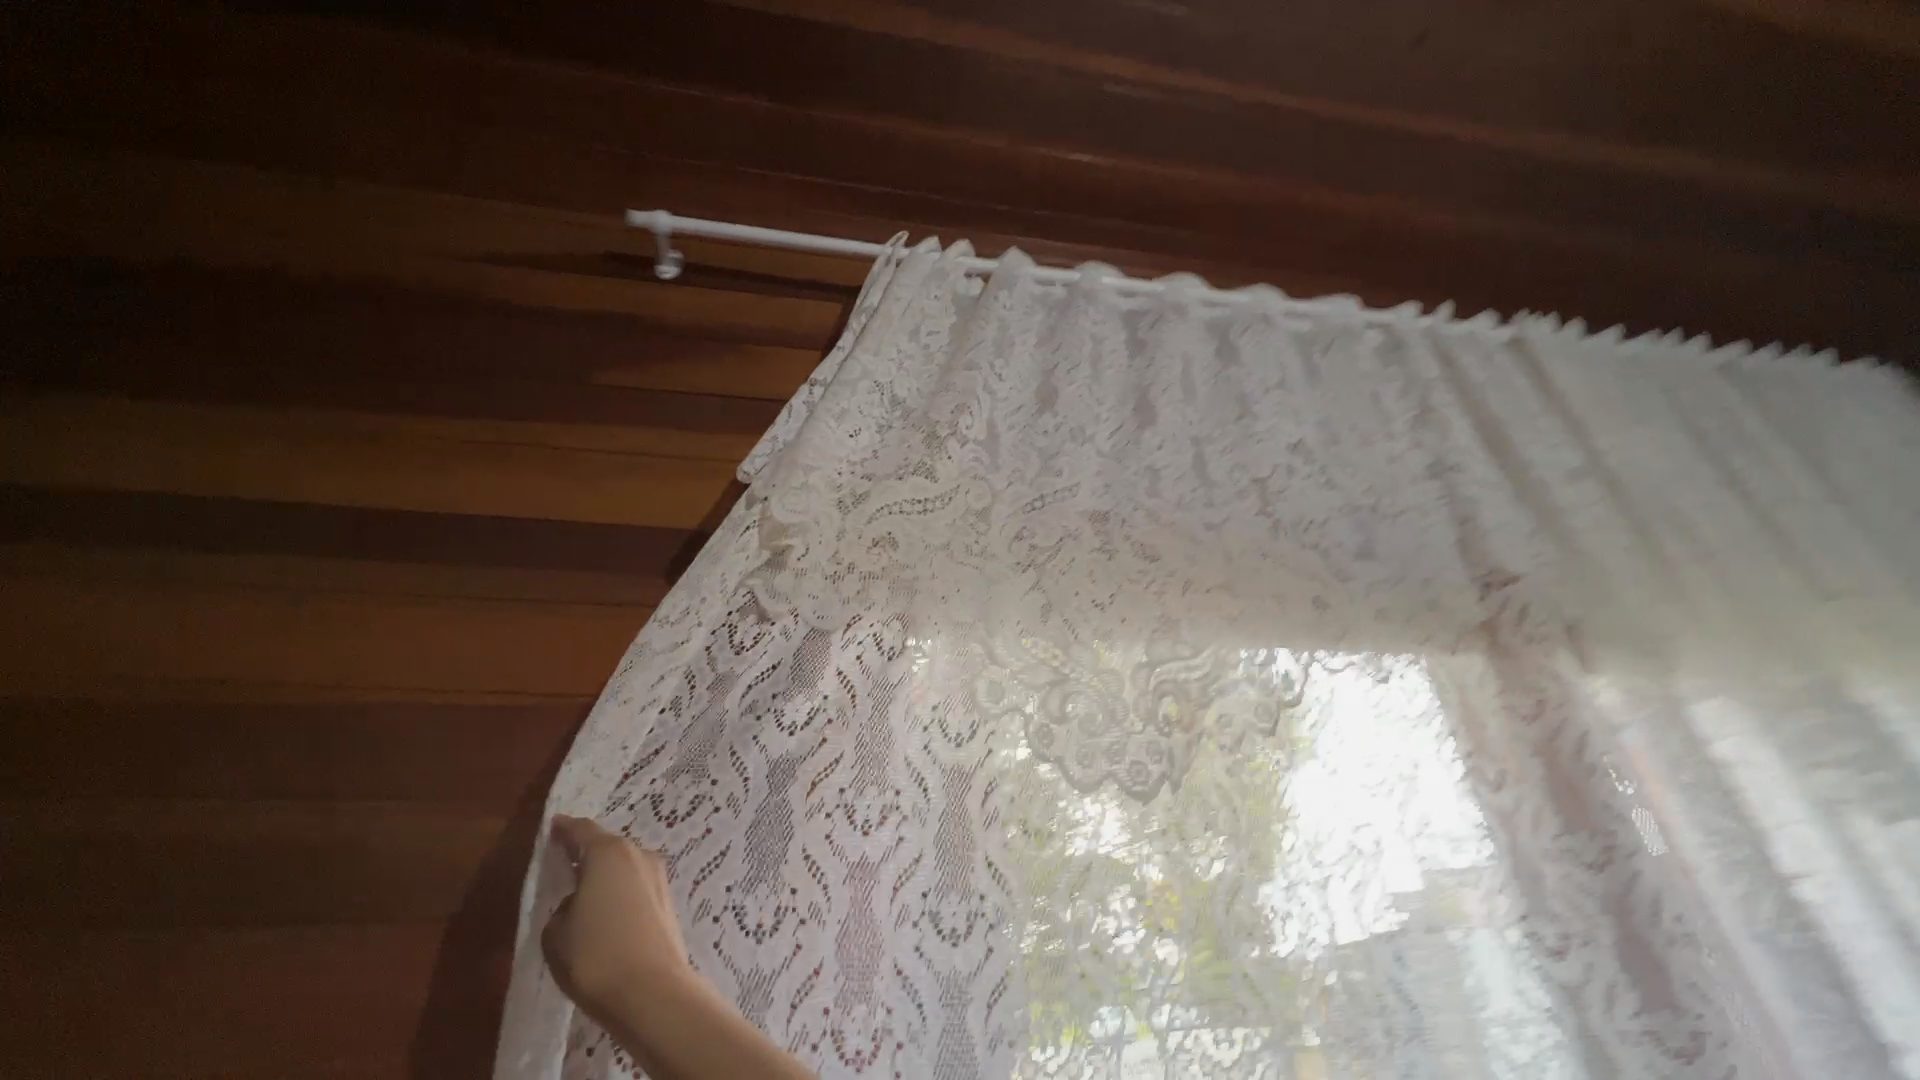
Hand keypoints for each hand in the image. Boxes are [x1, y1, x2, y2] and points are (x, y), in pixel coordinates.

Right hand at [542, 815, 692, 1019]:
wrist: (651, 990)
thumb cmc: (595, 956)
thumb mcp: (557, 932)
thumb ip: (563, 907)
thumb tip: (580, 903)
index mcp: (608, 853)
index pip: (582, 830)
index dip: (564, 829)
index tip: (553, 827)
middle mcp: (638, 855)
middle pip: (607, 845)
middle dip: (586, 851)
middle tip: (565, 860)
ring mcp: (658, 877)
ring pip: (625, 864)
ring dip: (606, 871)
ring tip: (583, 887)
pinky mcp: (667, 900)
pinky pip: (636, 884)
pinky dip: (620, 888)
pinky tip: (607, 907)